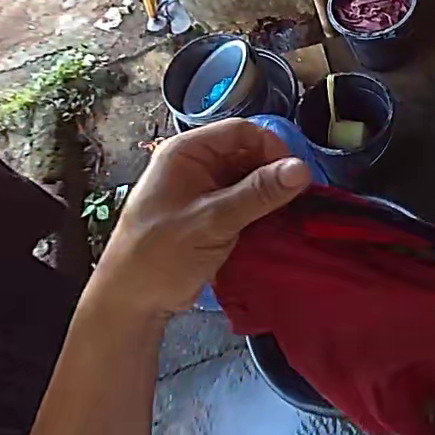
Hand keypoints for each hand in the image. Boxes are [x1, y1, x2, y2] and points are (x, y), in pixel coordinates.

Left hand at [85, 119, 311, 319]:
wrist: (131, 303)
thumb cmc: (160, 255)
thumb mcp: (213, 220)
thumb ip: (258, 193)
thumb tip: (303, 169)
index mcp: (187, 152)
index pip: (241, 131)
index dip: (271, 147)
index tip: (295, 175)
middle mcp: (196, 164)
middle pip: (247, 154)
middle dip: (273, 173)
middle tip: (297, 199)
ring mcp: (203, 190)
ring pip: (249, 179)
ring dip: (269, 194)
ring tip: (290, 214)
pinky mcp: (211, 214)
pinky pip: (244, 201)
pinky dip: (261, 210)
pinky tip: (276, 225)